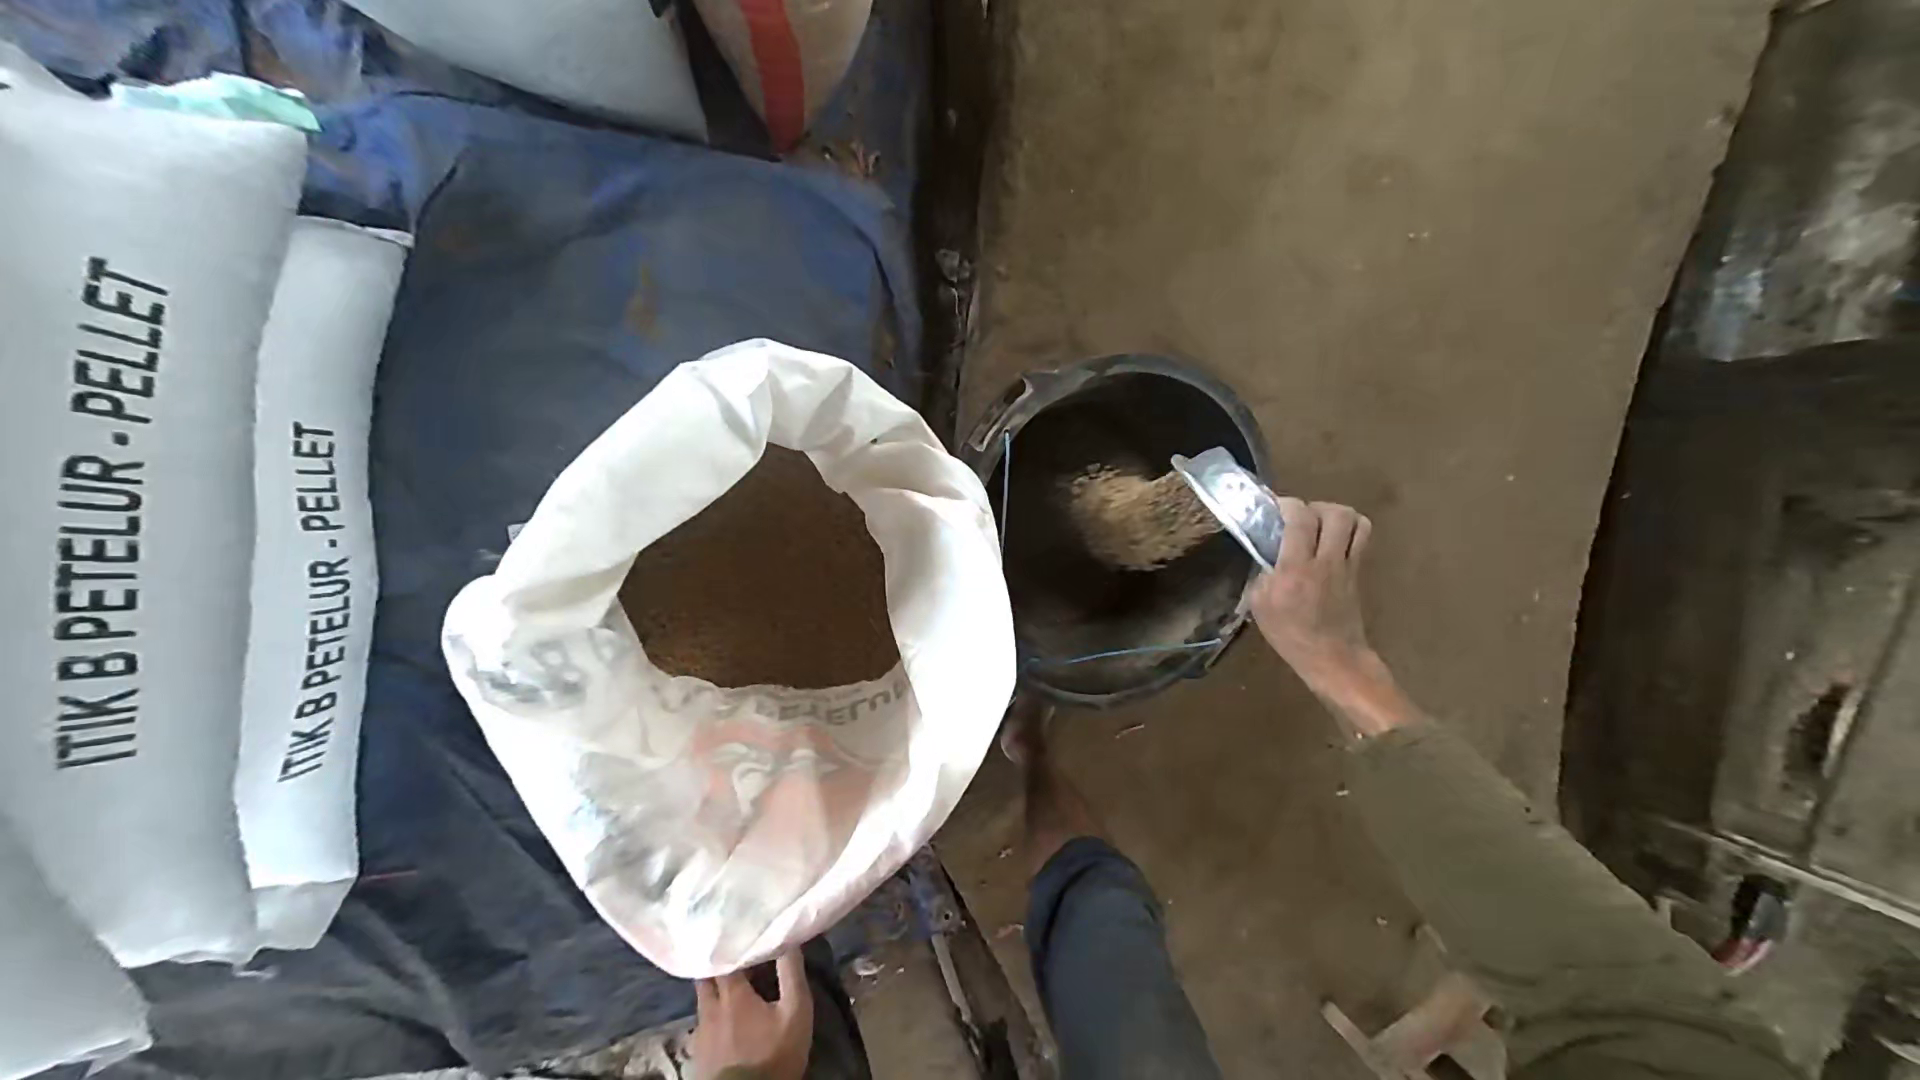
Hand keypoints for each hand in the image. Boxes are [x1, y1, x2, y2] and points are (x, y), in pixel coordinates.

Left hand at [692, 951, 813, 1079]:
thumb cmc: (773, 1055)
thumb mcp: (795, 1011)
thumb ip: (791, 972)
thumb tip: (788, 939)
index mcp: (731, 995)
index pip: (723, 958)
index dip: (732, 945)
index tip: (743, 934)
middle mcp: (709, 1010)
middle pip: (706, 978)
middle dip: (719, 965)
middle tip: (736, 958)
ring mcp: (700, 1035)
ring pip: (703, 1001)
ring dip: (716, 991)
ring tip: (734, 986)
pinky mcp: (699, 1056)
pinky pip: (704, 1023)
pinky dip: (714, 1013)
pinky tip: (728, 1018)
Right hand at [1249, 500, 1417, 739]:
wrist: (1332, 657)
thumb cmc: (1289, 633)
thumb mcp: (1259, 604)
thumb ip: (1261, 572)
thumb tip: (1265, 552)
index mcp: (1297, 568)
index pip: (1299, 520)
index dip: (1287, 505)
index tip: (1274, 507)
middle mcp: (1327, 561)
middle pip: (1336, 513)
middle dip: (1315, 506)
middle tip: (1299, 516)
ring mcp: (1349, 565)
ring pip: (1356, 521)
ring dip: (1336, 514)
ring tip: (1318, 524)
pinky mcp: (1360, 571)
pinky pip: (1362, 537)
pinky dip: (1348, 530)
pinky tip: (1330, 541)